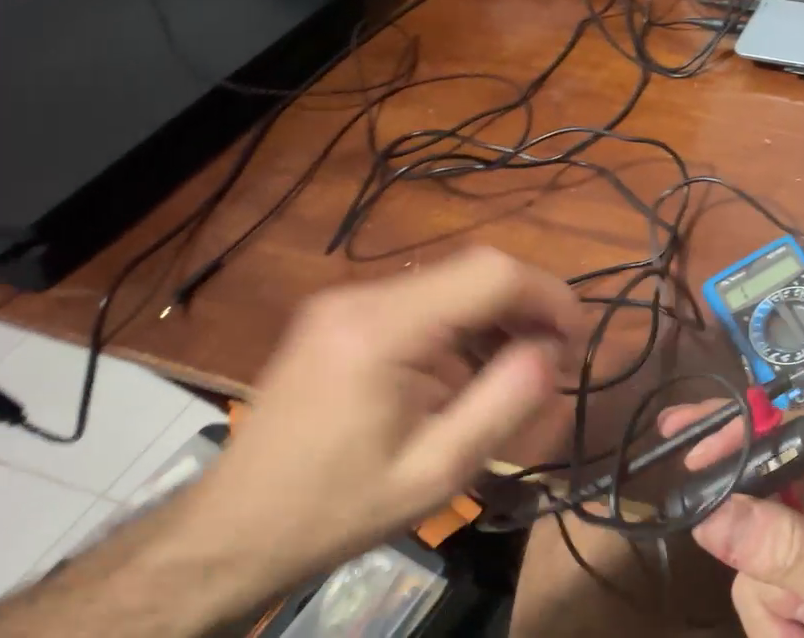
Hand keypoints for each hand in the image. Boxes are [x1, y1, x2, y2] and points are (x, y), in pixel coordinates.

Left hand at [183, 249, 584, 591]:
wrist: (227, 536)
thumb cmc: (336, 508)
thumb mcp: (437, 471)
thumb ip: (505, 402)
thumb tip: (555, 349)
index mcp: (381, 330)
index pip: (493, 274)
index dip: (551, 297)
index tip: (576, 341)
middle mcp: (361, 298)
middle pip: (478, 268)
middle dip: (531, 304)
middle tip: (554, 357)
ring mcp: (346, 302)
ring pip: (458, 277)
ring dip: (503, 312)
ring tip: (520, 365)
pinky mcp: (343, 315)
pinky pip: (430, 296)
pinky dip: (470, 320)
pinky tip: (473, 365)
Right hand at [658, 402, 803, 637]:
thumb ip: (783, 547)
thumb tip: (712, 511)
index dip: (751, 432)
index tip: (698, 449)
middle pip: (768, 472)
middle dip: (737, 491)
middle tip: (682, 465)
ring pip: (750, 534)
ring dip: (766, 587)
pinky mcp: (790, 576)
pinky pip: (749, 577)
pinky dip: (766, 613)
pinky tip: (800, 634)